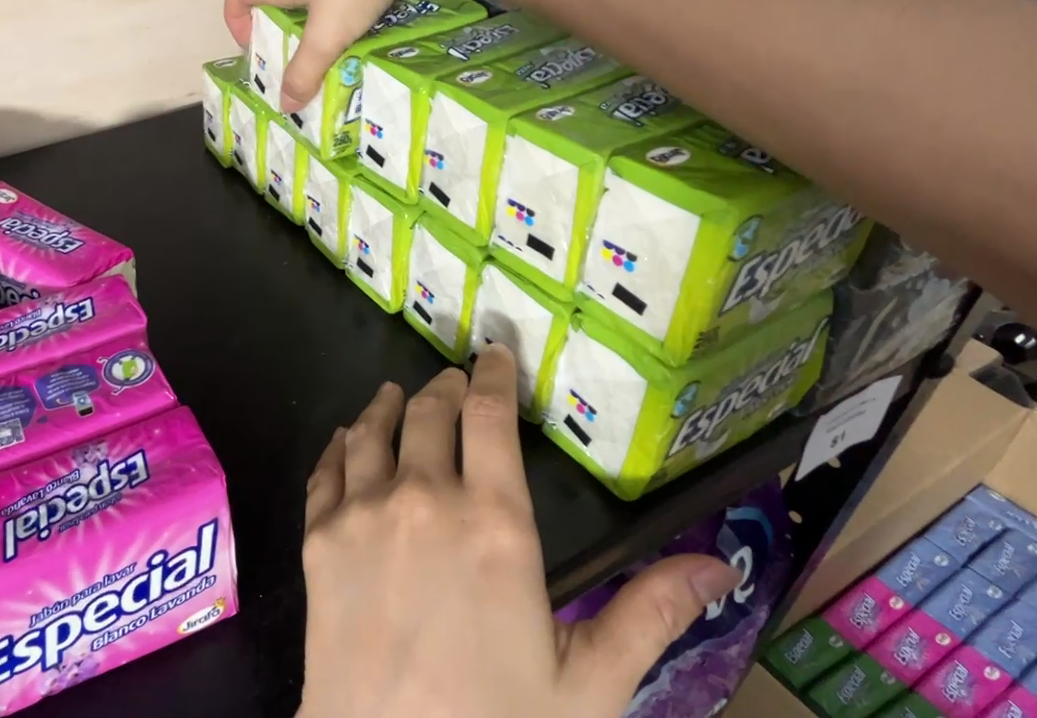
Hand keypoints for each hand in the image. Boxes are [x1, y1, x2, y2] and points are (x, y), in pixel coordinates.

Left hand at [299, 346, 743, 717]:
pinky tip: (343, 440)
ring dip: (385, 406)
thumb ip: (648, 613)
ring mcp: (362, 512)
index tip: (494, 354)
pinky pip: (325, 471)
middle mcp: (424, 498)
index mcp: (495, 522)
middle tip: (451, 380)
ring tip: (391, 394)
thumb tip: (719, 565)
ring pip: (371, 432)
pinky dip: (337, 446)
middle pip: (428, 415)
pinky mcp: (317, 537)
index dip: (494, 378)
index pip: (490, 419)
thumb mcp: (589, 682)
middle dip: (443, 389)